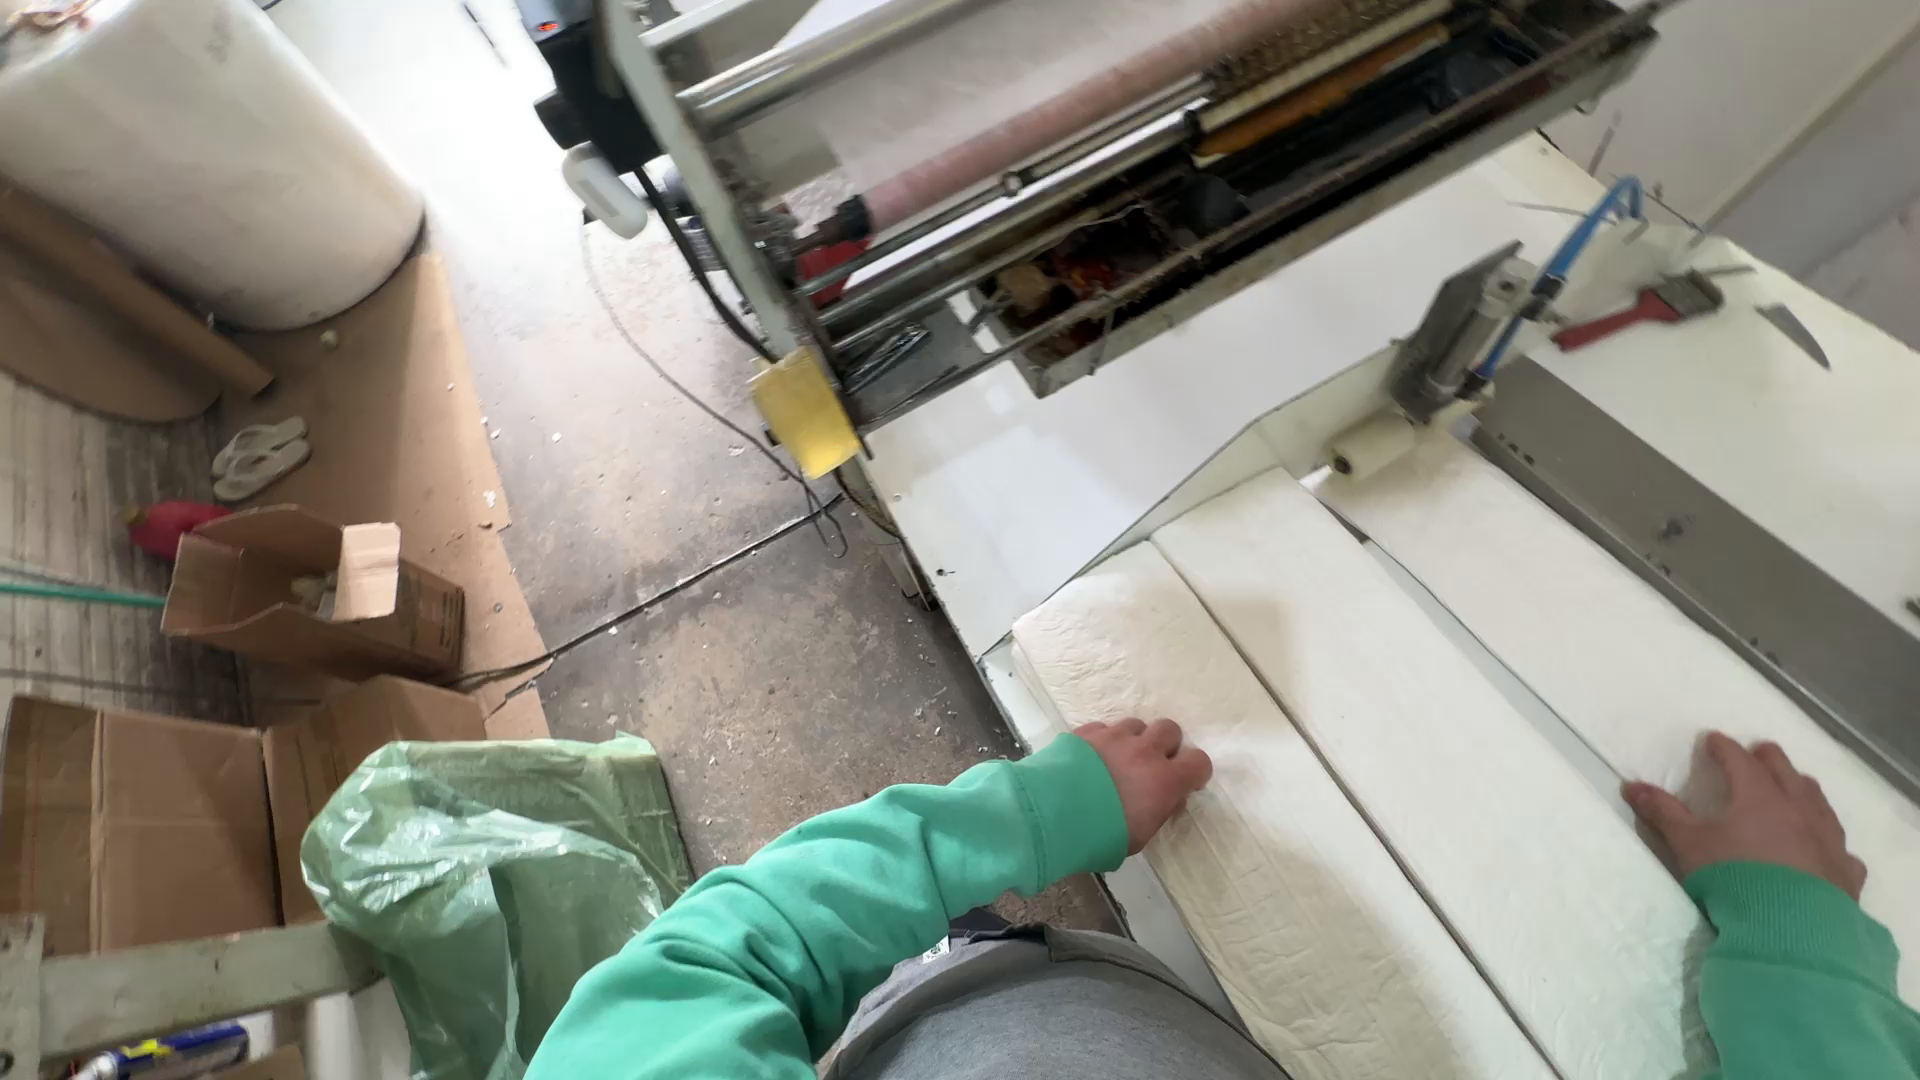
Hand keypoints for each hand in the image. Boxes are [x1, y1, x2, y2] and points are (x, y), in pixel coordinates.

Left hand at [1074, 718, 1212, 854]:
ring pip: (1135, 724)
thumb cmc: (1100, 834)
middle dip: (1165, 744)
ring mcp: (1114, 736)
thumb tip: (1168, 798)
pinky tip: (1090, 758)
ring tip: (1117, 759)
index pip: (1199, 762)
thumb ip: (1159, 812)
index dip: (1195, 770)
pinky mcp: (1086, 731)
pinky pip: (1103, 728)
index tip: (1185, 781)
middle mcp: (1144, 750)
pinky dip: (1103, 740)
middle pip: (1169, 729)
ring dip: (1133, 739)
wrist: (1052, 811)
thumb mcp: (1139, 838)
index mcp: (1164, 780)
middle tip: (1152, 763)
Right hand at [1623, 732, 1867, 899]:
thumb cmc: (1733, 875)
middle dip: (1772, 760)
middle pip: (1787, 776)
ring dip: (1805, 790)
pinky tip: (1827, 842)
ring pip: (1819, 805)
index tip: (1713, 738)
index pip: (1741, 763)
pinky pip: (1841, 847)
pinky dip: (1829, 837)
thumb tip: (1632, 786)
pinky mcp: (1845, 873)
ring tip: (1799, 783)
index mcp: (1759, 799)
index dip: (1725, 748)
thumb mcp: (1687, 841)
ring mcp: (1827, 843)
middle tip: (1762, 748)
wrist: (1793, 927)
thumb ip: (1662, 811)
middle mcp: (1798, 813)